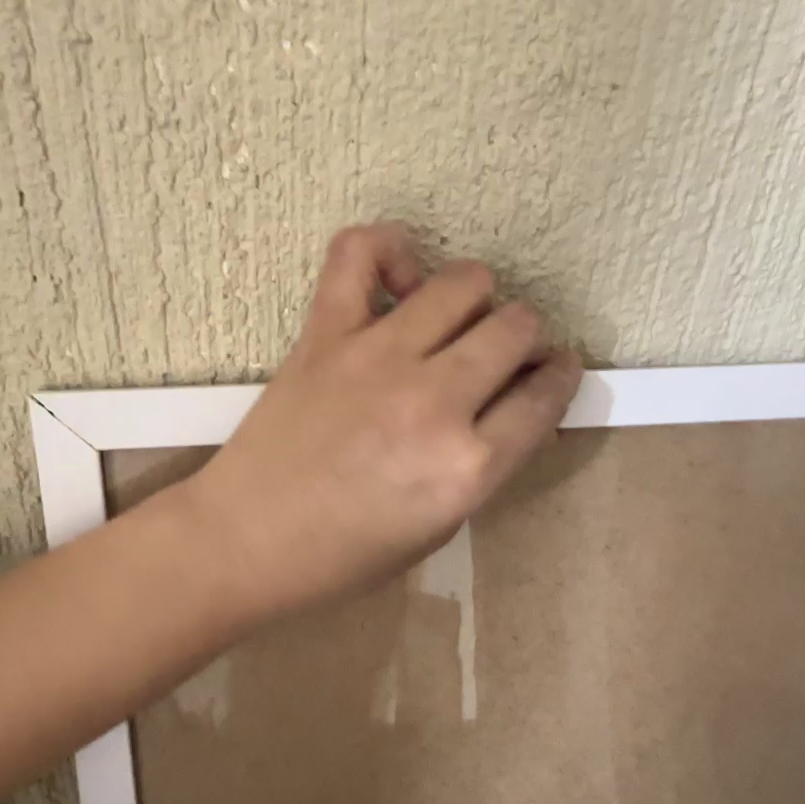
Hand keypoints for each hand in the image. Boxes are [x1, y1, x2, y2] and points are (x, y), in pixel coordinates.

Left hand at [175, 223, 582, 619]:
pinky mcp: (324, 333)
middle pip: (516, 328)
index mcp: (467, 467)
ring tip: (455, 319)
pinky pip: (360, 251)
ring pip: (463, 282)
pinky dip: (388, 246)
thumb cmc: (341, 557)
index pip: (544, 396)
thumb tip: (511, 409)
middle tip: (504, 351)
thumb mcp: (435, 530)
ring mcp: (377, 358)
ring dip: (476, 296)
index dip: (559, 377)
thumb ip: (481, 466)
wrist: (245, 542)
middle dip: (526, 337)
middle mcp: (433, 402)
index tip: (554, 369)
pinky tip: (398, 276)